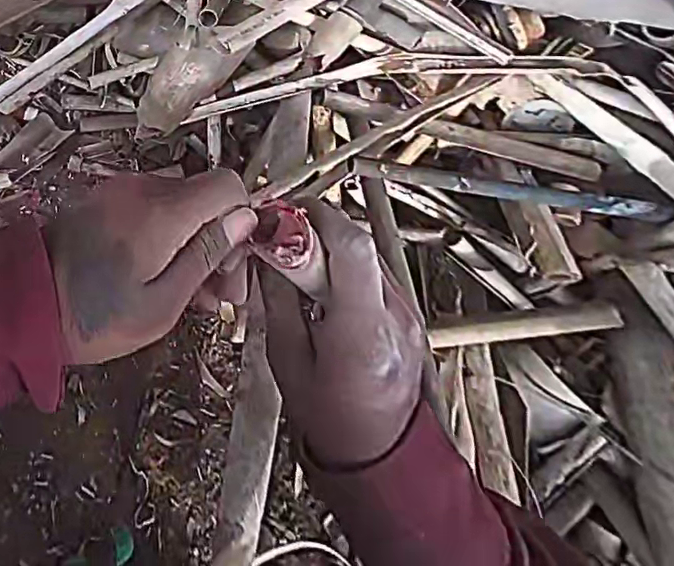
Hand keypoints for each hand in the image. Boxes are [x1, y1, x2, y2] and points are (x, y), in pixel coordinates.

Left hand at [44, 170, 257, 364]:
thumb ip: (207, 255)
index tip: (233, 263)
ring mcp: (122, 191)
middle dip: (221, 240)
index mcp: (162, 212)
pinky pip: (153, 206)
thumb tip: (244, 220)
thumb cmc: (94, 314)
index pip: (228, 185)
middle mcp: (142, 189)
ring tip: (190, 291)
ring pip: (182, 202)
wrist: (29, 300)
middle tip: (218, 291)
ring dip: (195, 240)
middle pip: (207, 197)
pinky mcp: (108, 199)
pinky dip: (168, 233)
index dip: (241, 222)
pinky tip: (163, 272)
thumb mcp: (164, 301)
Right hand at [255, 198, 426, 468]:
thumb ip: (277, 295)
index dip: (312, 217)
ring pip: (364, 250)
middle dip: (312, 226)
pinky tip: (316, 281)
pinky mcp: (407, 313)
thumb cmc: (330, 417)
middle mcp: (394, 316)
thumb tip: (266, 249)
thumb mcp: (285, 354)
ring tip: (294, 260)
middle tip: (277, 234)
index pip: (351, 246)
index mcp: (363, 329)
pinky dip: (340, 262)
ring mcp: (407, 313)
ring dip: (325, 243)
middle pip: (357, 241)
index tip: (278, 216)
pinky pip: (371, 269)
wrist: (381, 458)